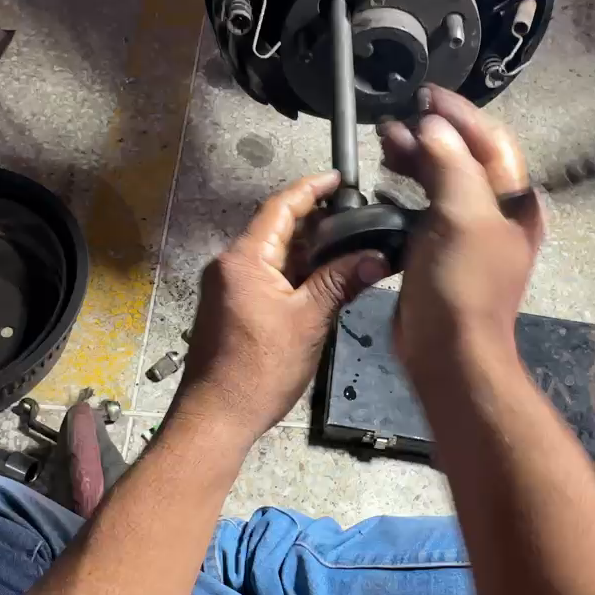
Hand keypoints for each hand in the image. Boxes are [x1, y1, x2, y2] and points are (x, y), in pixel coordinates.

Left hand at [169, 172, 391, 443]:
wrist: (216, 416)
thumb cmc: (259, 370)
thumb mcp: (308, 321)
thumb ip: (340, 282)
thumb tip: (378, 257)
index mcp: (244, 259)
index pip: (280, 207)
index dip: (311, 189)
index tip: (339, 178)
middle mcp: (230, 264)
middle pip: (276, 228)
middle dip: (317, 221)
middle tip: (358, 217)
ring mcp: (227, 286)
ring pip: (273, 254)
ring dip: (307, 249)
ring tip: (350, 244)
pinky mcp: (231, 306)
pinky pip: (266, 275)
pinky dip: (294, 272)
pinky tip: (323, 277)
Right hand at [379, 85, 544, 382]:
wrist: (448, 352)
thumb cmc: (462, 285)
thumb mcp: (461, 217)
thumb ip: (450, 165)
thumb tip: (433, 127)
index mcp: (514, 203)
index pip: (491, 142)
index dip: (459, 115)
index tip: (424, 95)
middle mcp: (496, 214)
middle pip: (465, 159)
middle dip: (431, 135)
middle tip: (394, 122)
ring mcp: (467, 234)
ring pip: (442, 181)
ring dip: (416, 159)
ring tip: (385, 142)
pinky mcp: (439, 251)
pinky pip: (425, 208)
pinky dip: (407, 190)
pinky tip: (385, 181)